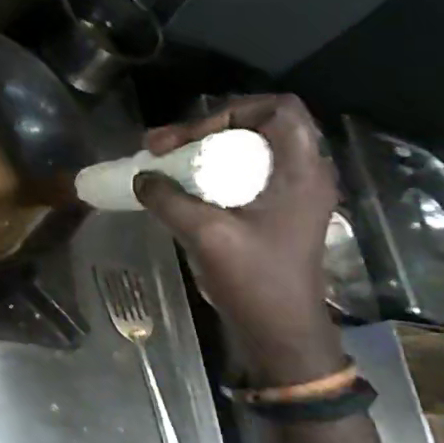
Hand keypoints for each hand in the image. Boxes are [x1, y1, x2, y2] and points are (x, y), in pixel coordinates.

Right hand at [134, 94, 344, 385]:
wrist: (280, 333)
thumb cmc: (255, 281)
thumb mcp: (206, 235)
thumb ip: (169, 200)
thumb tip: (141, 177)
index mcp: (301, 172)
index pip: (280, 110)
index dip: (233, 110)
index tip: (193, 137)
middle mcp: (302, 174)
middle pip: (257, 125)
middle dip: (204, 128)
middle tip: (160, 146)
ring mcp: (289, 194)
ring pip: (247, 149)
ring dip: (203, 149)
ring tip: (160, 160)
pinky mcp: (275, 212)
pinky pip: (242, 173)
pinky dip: (209, 170)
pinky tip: (179, 185)